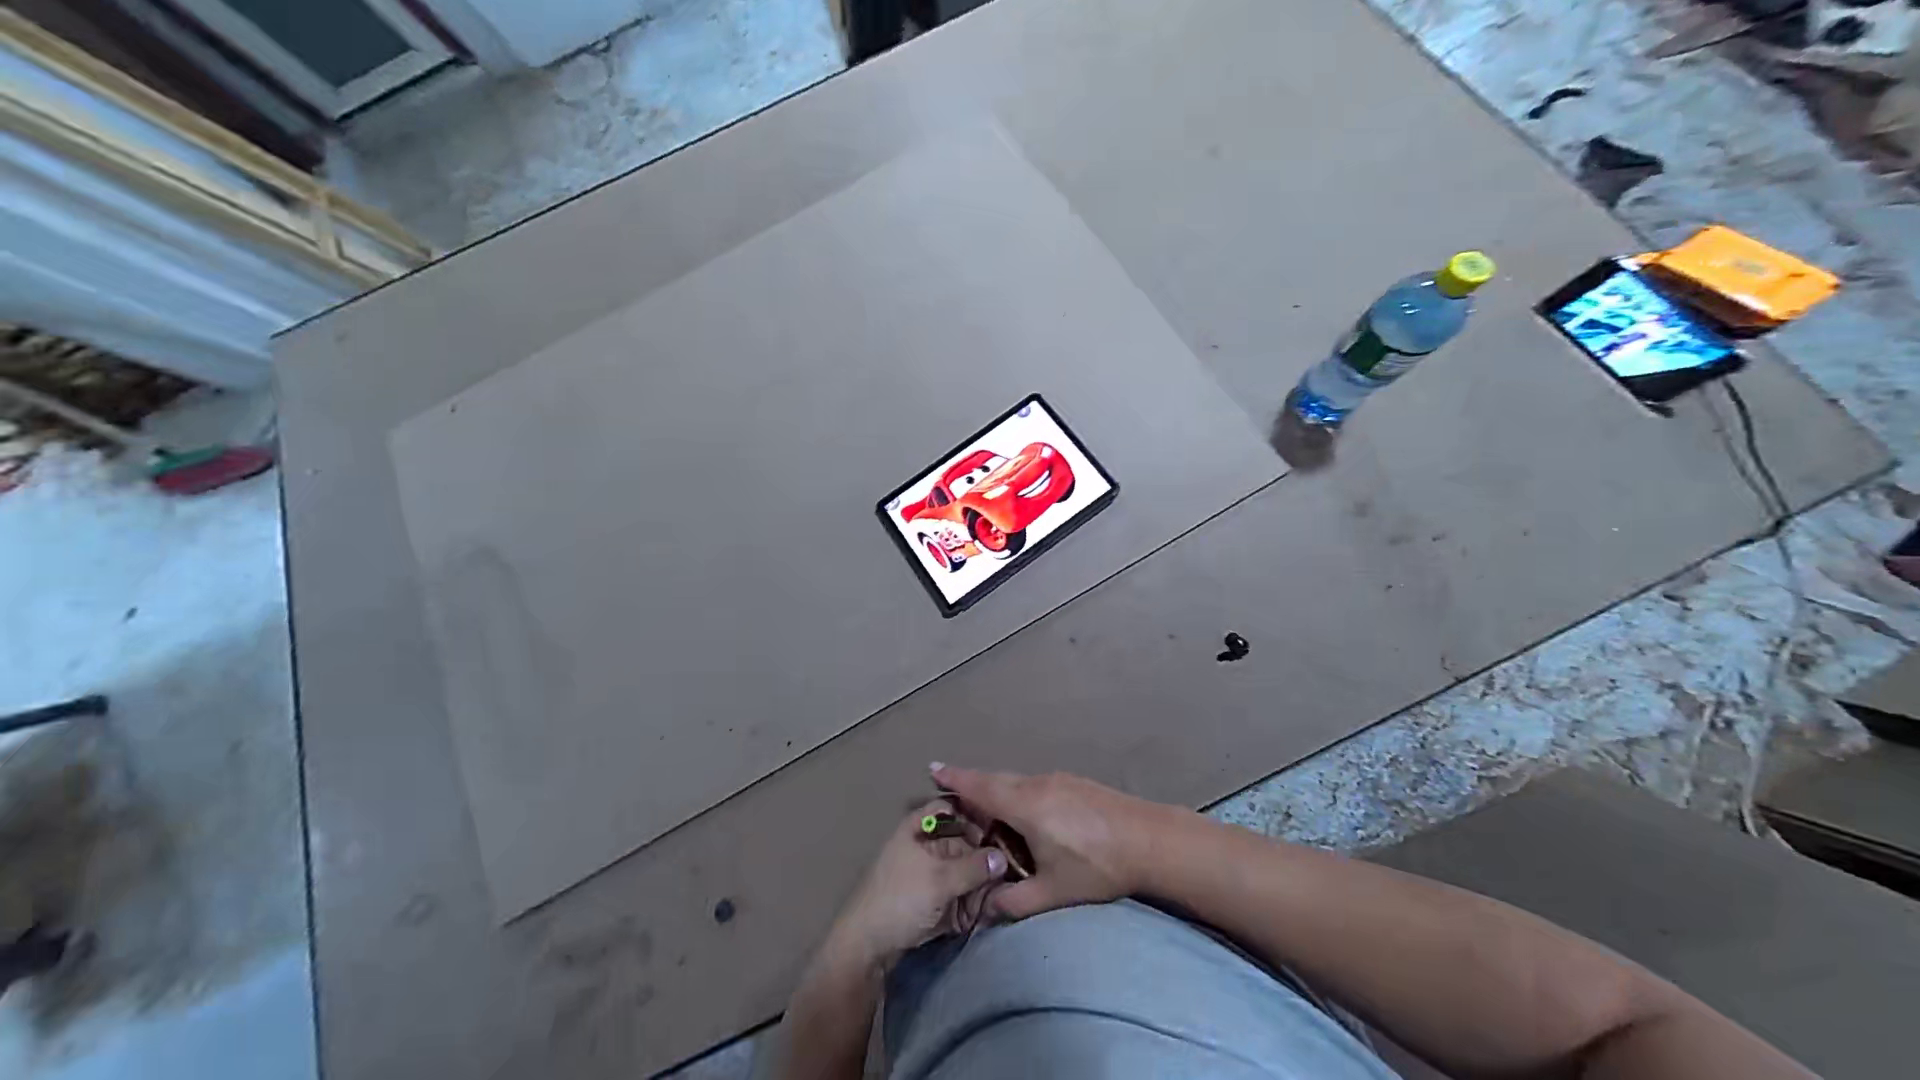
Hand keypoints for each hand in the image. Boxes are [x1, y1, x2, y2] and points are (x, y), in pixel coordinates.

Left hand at [820, 800, 1006, 970]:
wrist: (868, 947)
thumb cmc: (899, 900)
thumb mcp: (939, 880)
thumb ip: (974, 867)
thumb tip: (1005, 858)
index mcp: (920, 827)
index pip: (953, 807)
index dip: (977, 811)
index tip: (1005, 821)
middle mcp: (928, 844)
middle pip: (965, 840)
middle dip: (987, 852)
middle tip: (1017, 862)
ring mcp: (932, 872)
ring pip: (967, 868)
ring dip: (984, 879)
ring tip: (1008, 886)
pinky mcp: (936, 898)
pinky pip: (962, 891)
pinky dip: (975, 897)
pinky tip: (993, 903)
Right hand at [931, 763, 1176, 920]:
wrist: (1150, 839)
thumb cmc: (1097, 865)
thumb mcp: (1053, 892)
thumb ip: (1014, 901)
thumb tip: (987, 906)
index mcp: (1025, 805)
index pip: (980, 788)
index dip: (955, 779)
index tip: (933, 769)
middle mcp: (1037, 784)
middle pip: (996, 780)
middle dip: (972, 785)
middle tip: (954, 795)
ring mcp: (1059, 780)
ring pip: (1017, 782)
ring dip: (999, 793)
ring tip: (991, 815)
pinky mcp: (1075, 782)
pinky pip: (1035, 784)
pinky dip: (1020, 795)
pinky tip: (1029, 817)